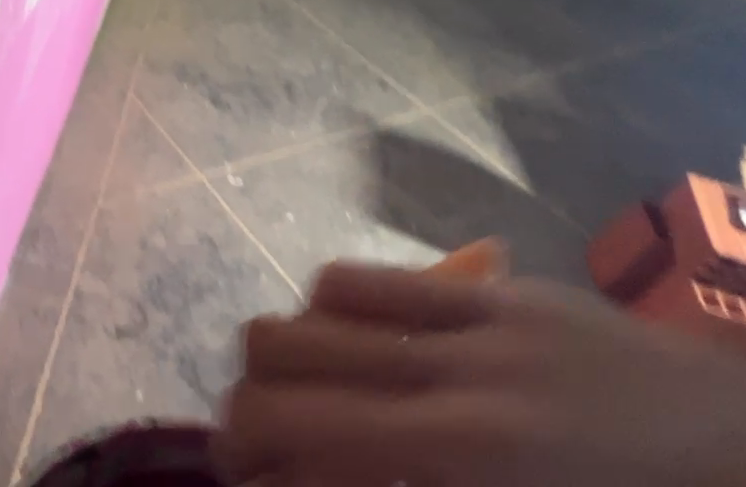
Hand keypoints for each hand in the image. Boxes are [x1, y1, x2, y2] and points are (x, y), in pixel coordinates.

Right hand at [216, 264, 745, 486]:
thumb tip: (306, 479)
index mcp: (469, 458)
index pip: (302, 430)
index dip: (244, 451)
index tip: (235, 471)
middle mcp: (457, 375)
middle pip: (284, 348)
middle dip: (245, 393)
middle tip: (254, 435)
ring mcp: (482, 321)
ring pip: (319, 300)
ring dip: (292, 347)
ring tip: (306, 387)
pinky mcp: (509, 294)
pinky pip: (385, 279)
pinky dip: (345, 310)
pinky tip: (364, 345)